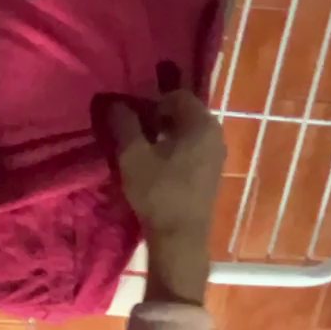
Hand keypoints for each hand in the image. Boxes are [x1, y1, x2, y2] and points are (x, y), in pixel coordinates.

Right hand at [109, 90, 225, 304]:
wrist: (180, 234)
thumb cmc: (156, 192)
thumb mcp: (132, 157)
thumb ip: (124, 126)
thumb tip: (114, 102)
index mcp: (200, 124)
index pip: (177, 95)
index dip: (150, 100)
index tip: (129, 116)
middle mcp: (215, 132)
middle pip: (184, 112)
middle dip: (157, 116)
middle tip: (131, 130)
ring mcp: (216, 153)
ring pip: (187, 130)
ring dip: (164, 133)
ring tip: (140, 148)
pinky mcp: (211, 170)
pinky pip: (192, 147)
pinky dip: (173, 147)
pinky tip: (155, 164)